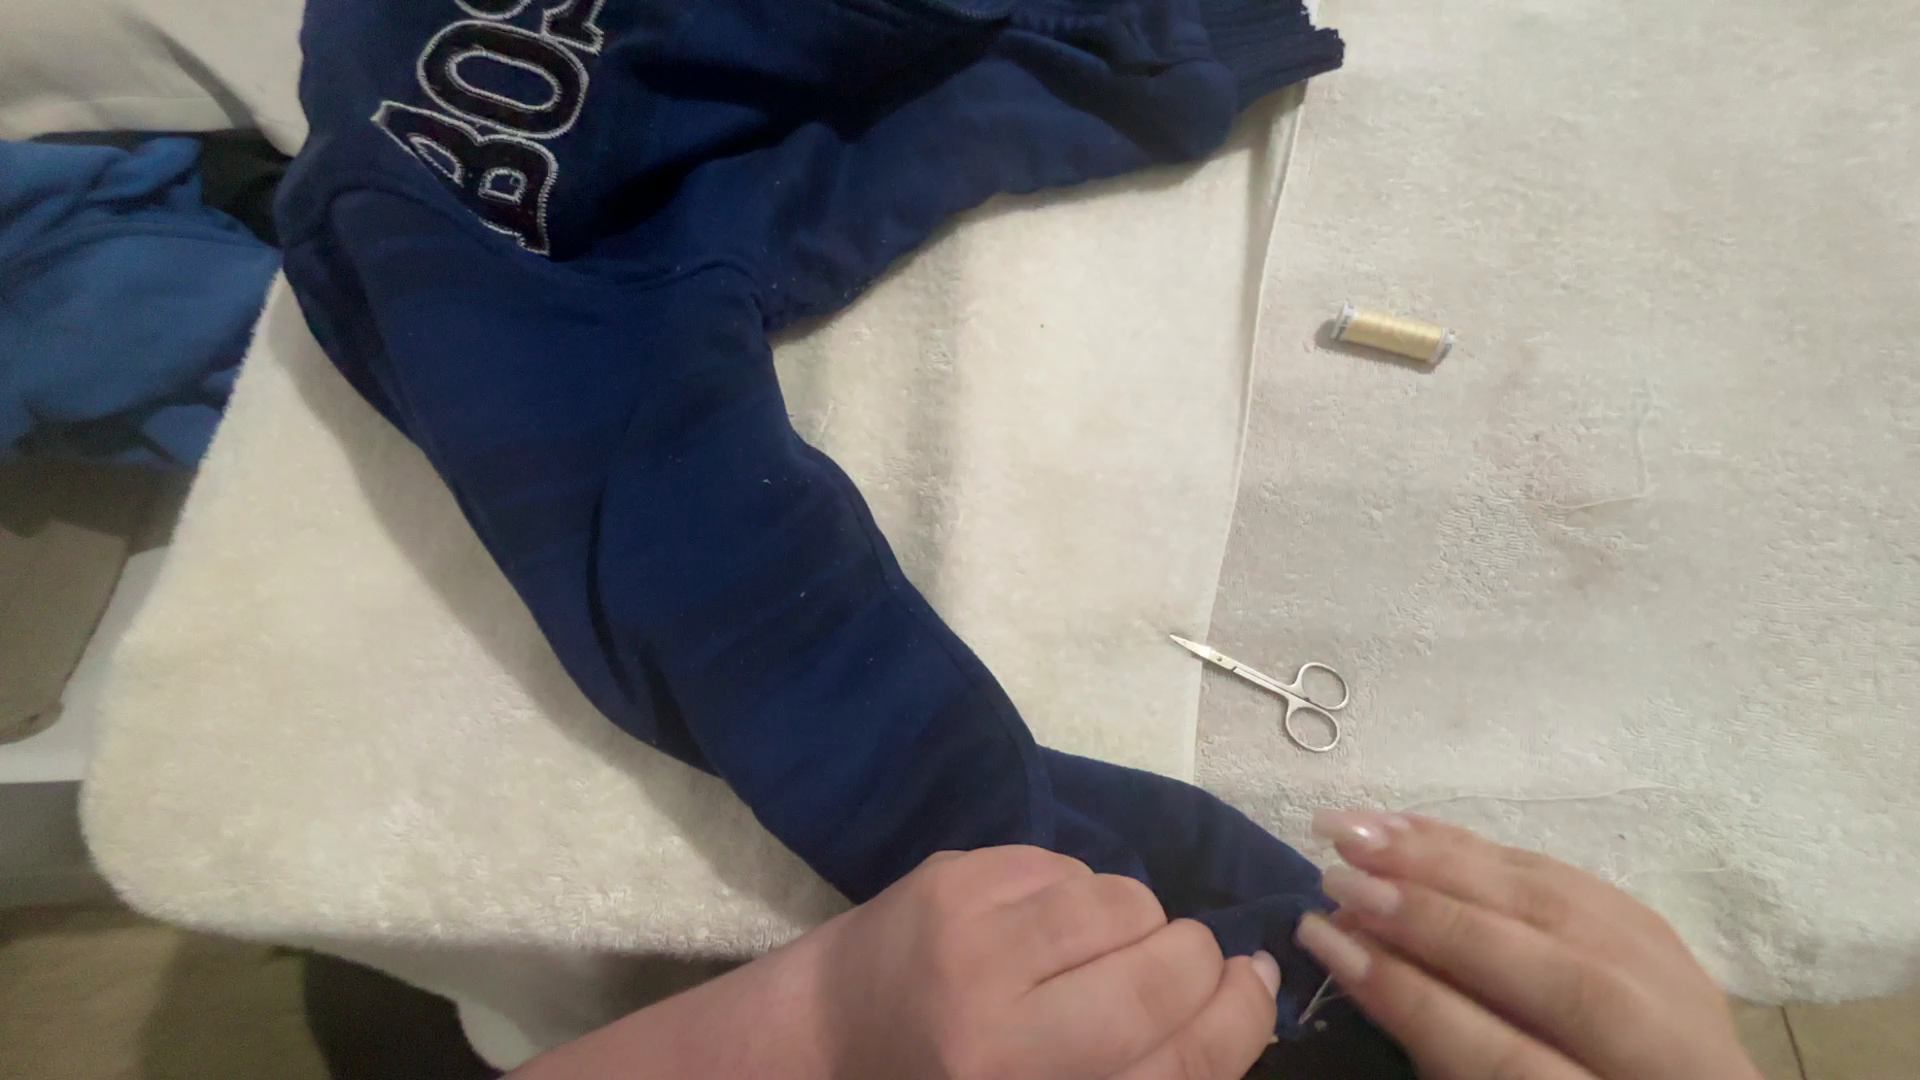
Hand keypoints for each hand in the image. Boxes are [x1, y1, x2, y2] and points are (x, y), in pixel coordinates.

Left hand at [809, 845, 1283, 1079]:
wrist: (828, 1029)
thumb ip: (1134, 1063)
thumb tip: (1237, 993)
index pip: (1177, 1060)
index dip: (1239, 1020)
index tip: (1256, 985)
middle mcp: (1002, 1020)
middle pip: (1158, 966)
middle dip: (1194, 957)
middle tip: (1184, 961)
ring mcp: (972, 929)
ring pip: (1117, 897)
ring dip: (1133, 917)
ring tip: (1102, 941)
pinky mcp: (953, 873)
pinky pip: (1062, 862)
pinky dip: (1077, 887)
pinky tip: (1047, 916)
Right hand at [1293, 813, 1761, 1079]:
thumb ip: (1426, 1033)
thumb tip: (1347, 939)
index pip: (1515, 1062)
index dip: (1411, 996)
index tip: (1321, 936)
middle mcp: (1681, 1056)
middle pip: (1558, 976)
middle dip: (1431, 918)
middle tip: (1337, 877)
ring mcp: (1680, 983)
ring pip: (1561, 904)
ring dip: (1441, 859)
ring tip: (1353, 832)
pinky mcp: (1653, 926)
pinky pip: (1556, 870)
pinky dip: (1468, 844)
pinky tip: (1402, 824)